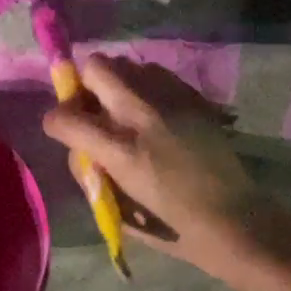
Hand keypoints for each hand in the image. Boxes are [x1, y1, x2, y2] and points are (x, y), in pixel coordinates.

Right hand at [41, 54, 266, 271]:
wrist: (234, 217)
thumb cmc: (173, 227)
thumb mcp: (120, 210)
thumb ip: (93, 172)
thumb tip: (81, 145)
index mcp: (123, 153)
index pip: (66, 119)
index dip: (56, 121)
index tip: (61, 128)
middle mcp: (143, 115)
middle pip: (95, 67)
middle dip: (85, 85)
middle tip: (94, 110)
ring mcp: (170, 99)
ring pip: (125, 63)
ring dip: (116, 83)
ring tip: (127, 110)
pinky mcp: (191, 95)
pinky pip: (153, 71)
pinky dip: (144, 84)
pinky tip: (154, 110)